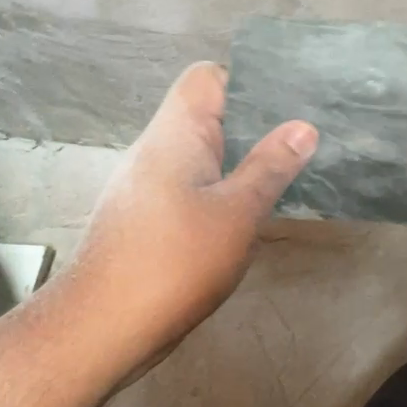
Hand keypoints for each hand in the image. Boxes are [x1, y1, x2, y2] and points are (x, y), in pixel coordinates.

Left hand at [49, 63, 316, 362]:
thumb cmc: (175, 261)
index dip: (247, 84)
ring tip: (287, 177)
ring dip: (241, 163)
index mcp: (176, 135)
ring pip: (201, 156)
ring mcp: (146, 186)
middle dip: (255, 127)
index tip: (287, 109)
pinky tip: (249, 217)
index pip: (207, 77)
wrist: (102, 328)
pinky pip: (192, 187)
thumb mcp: (238, 212)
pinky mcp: (146, 219)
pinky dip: (222, 192)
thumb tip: (304, 127)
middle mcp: (155, 150)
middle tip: (303, 144)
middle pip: (207, 116)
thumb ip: (271, 167)